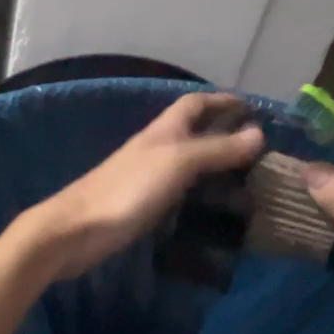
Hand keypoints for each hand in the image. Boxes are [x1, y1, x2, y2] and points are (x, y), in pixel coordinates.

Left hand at [17, 91, 264, 278]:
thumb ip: (216, 149)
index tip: (252, 110)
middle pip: (191, 135)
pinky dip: (194, 197)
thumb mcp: (178, 163)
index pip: (194, 105)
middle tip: (258, 155)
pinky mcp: (136, 209)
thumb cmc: (126, 190)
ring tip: (243, 183)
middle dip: (222, 137)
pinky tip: (208, 210)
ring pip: (183, 166)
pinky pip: (173, 195)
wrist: (74, 232)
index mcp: (161, 132)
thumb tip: (258, 133)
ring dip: (210, 170)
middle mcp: (152, 151)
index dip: (221, 102)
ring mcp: (142, 181)